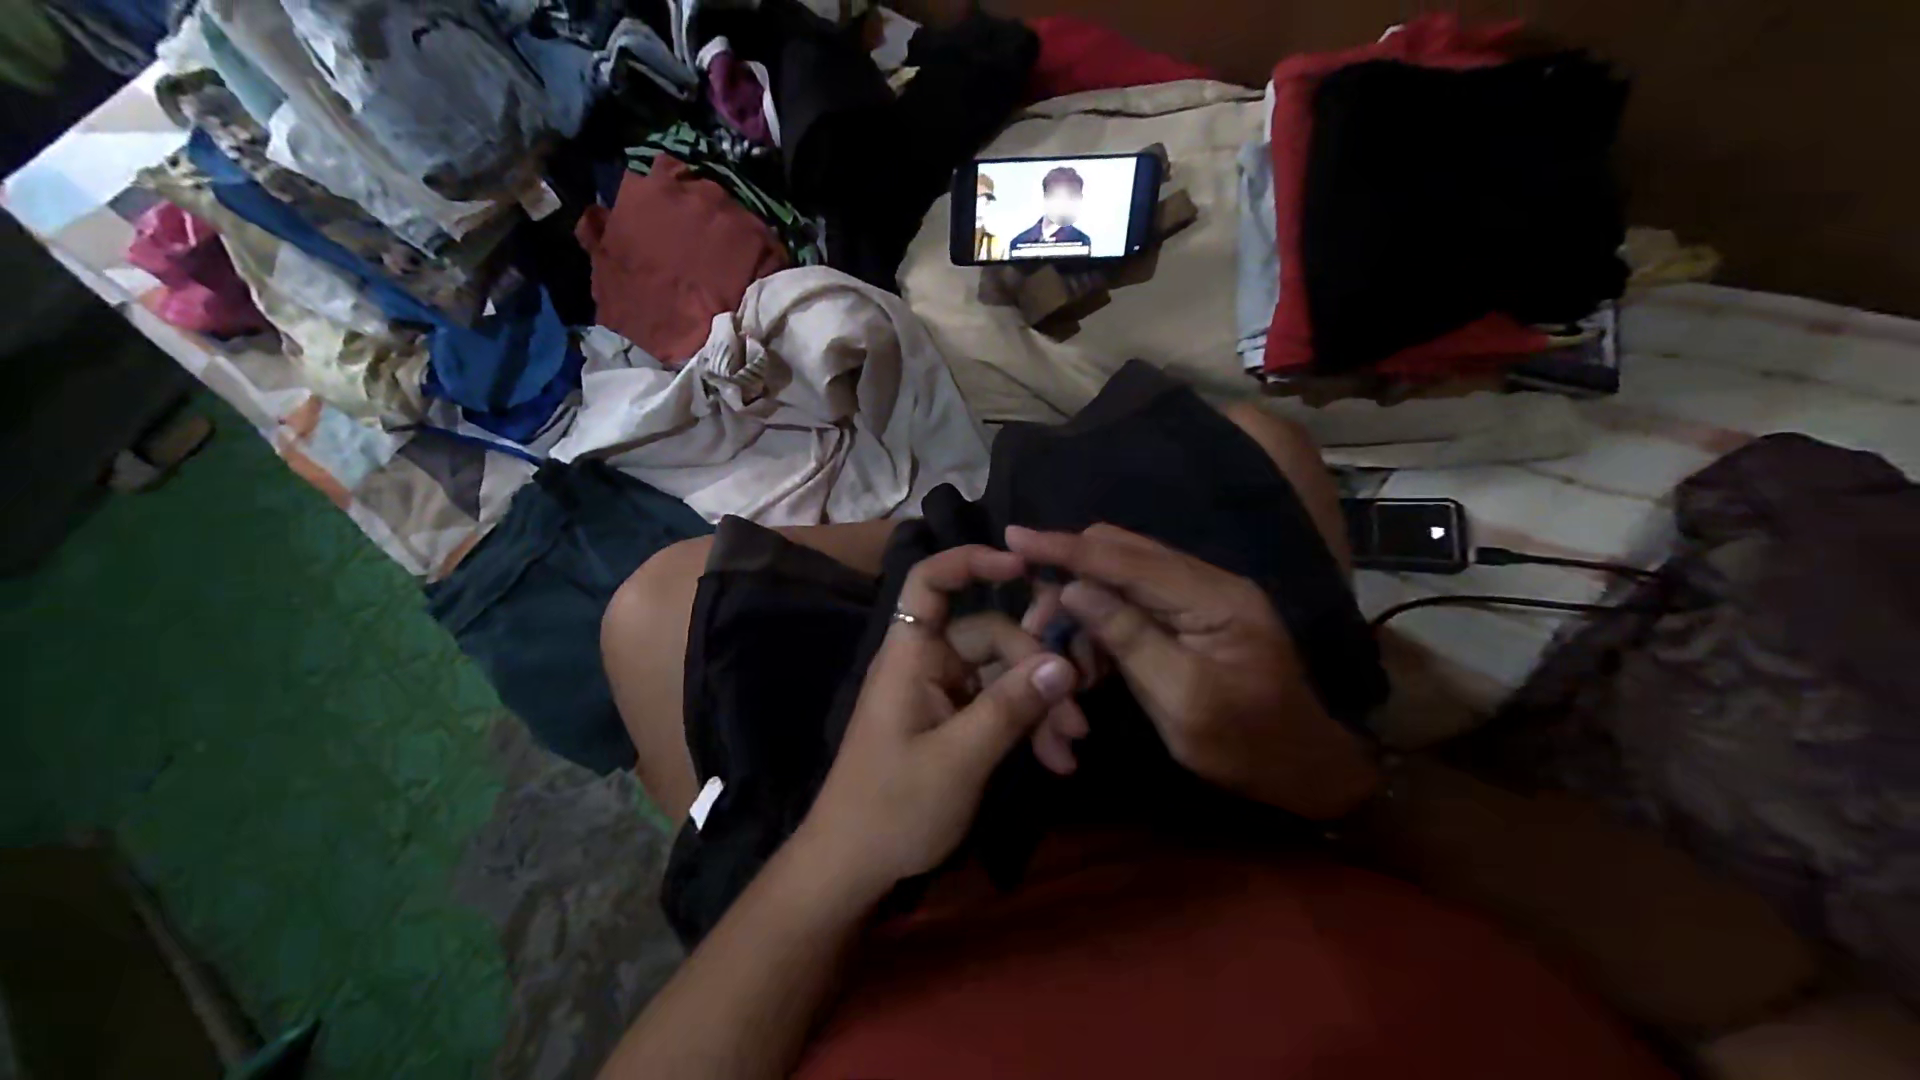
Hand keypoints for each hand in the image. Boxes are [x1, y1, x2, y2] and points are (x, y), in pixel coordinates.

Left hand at [796, 546, 1079, 897]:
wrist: (855, 866)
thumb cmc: (892, 807)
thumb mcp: (959, 760)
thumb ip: (1010, 708)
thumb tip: (1063, 664)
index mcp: (911, 655)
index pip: (930, 582)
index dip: (972, 562)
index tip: (1024, 568)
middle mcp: (928, 663)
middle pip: (993, 636)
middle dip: (1037, 671)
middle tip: (1076, 720)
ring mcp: (944, 692)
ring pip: (1005, 674)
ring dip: (1041, 706)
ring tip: (1069, 749)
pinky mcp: (957, 720)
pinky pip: (1000, 705)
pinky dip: (1028, 726)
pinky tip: (1056, 760)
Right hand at [1004, 524, 1379, 818]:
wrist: (1299, 769)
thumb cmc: (1244, 743)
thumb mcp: (1181, 698)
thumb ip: (1127, 636)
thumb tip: (1072, 587)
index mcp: (1212, 597)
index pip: (1125, 558)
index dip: (1065, 548)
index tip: (1014, 537)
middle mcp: (1205, 582)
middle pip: (1120, 553)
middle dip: (1069, 579)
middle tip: (1038, 623)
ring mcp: (1198, 596)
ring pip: (1120, 576)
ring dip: (1083, 609)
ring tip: (1065, 656)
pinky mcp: (1188, 615)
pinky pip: (1131, 602)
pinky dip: (1102, 626)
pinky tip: (1091, 662)